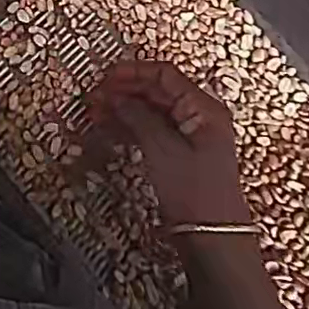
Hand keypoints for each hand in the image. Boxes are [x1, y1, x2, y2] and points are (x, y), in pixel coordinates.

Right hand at [88, 61, 251, 226]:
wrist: (212, 237)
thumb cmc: (193, 190)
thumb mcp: (162, 150)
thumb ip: (139, 117)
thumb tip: (117, 97)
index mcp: (203, 108)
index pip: (166, 75)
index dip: (134, 71)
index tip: (106, 75)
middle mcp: (199, 116)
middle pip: (158, 91)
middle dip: (126, 90)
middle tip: (96, 95)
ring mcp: (191, 135)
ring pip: (153, 110)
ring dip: (125, 109)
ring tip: (97, 112)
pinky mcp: (181, 153)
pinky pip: (154, 129)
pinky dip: (132, 127)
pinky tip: (111, 129)